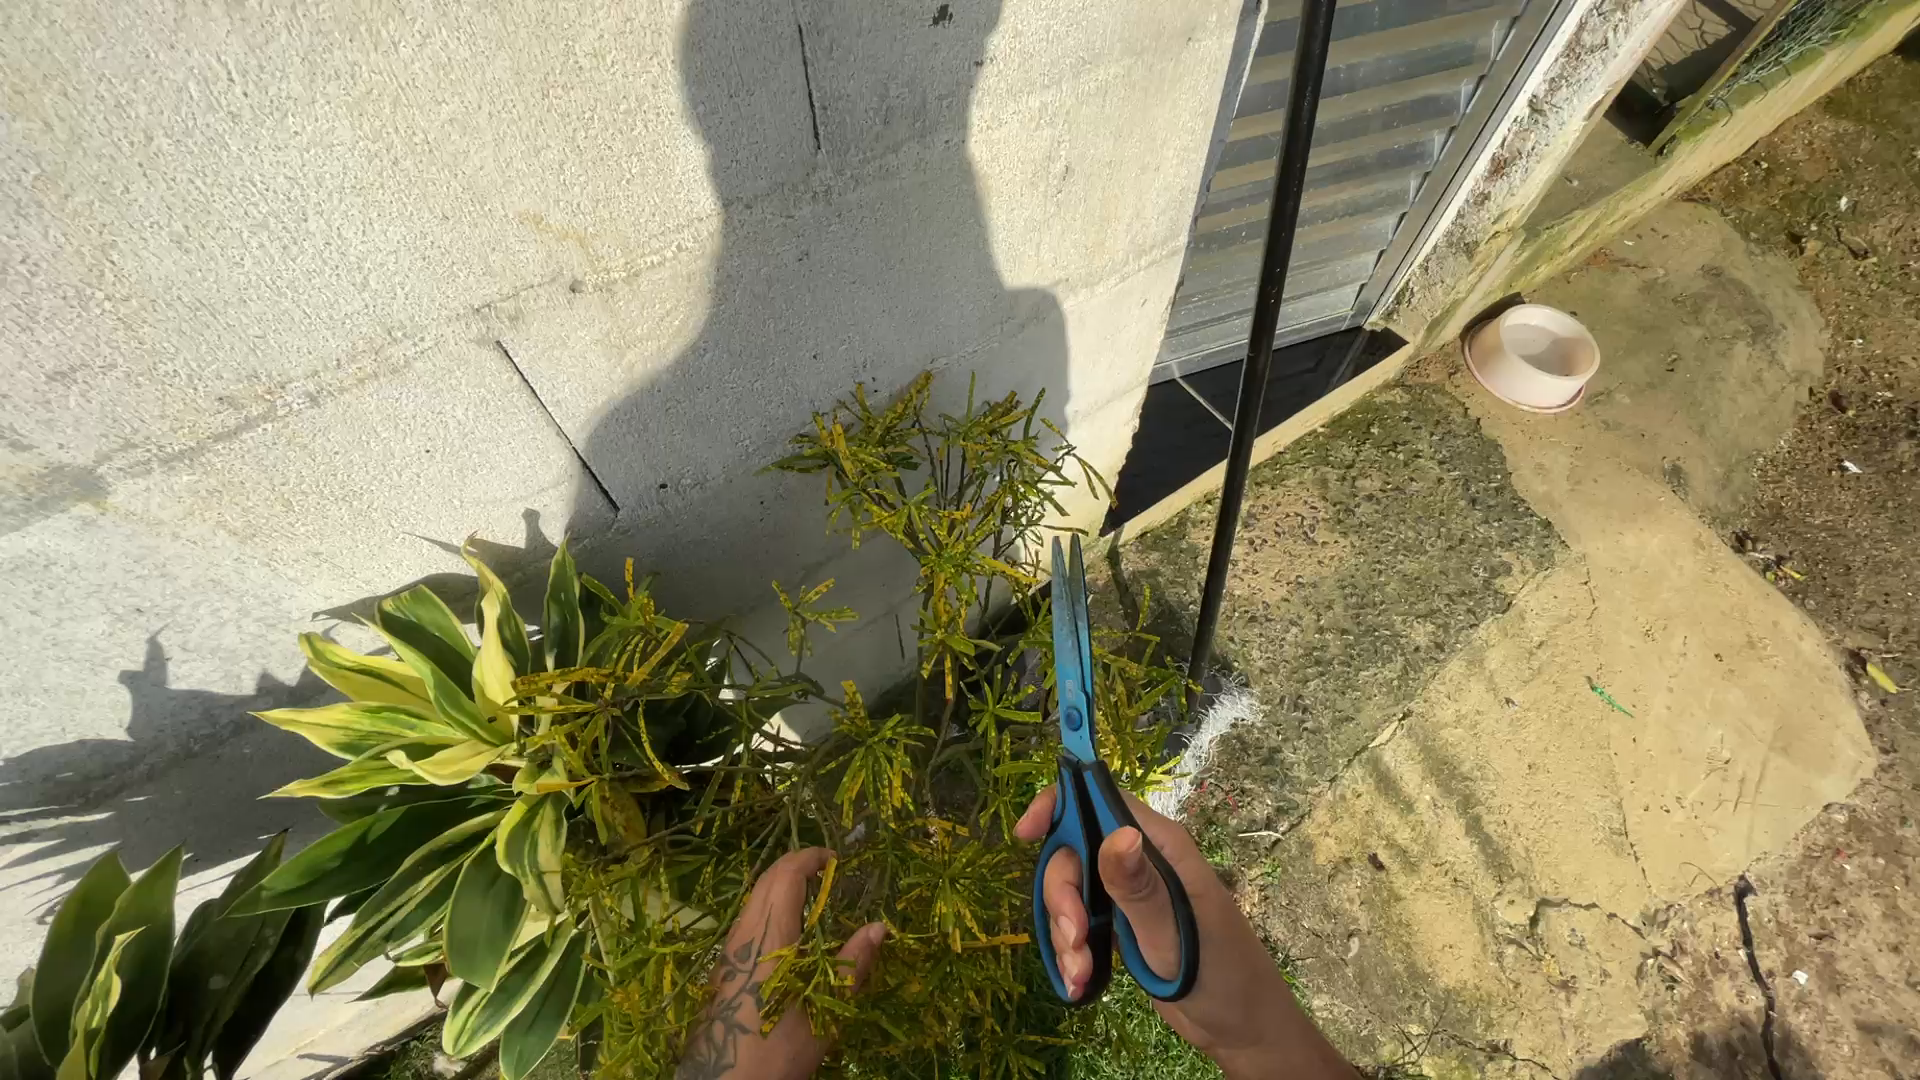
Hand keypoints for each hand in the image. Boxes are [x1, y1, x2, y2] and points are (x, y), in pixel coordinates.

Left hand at [674, 848, 887, 1079]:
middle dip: (796, 864)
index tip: (835, 860)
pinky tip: (789, 929)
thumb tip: (879, 927)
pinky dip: (770, 904)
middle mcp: (746, 935)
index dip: (809, 858)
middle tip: (826, 870)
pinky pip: (748, 917)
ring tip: (812, 894)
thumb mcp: (824, 1013)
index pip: (786, 876)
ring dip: (781, 883)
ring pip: (754, 897)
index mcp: (771, 938)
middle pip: (767, 879)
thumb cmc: (776, 1052)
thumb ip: (851, 967)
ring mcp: (730, 951)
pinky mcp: (724, 968)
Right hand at [1017, 789, 1353, 1079]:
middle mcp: (1140, 858)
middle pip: (1075, 851)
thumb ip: (1140, 885)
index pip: (1099, 799)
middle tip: (1074, 937)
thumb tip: (1117, 834)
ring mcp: (1128, 890)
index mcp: (1158, 844)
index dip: (1058, 806)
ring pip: (1072, 888)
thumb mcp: (1175, 932)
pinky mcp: (1120, 921)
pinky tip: (1079, 982)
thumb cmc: (1221, 974)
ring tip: (1079, 973)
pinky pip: (1079, 920)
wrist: (1243, 1032)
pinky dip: (1071, 949)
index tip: (1026, 834)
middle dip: (1062, 894)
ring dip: (1064, 930)